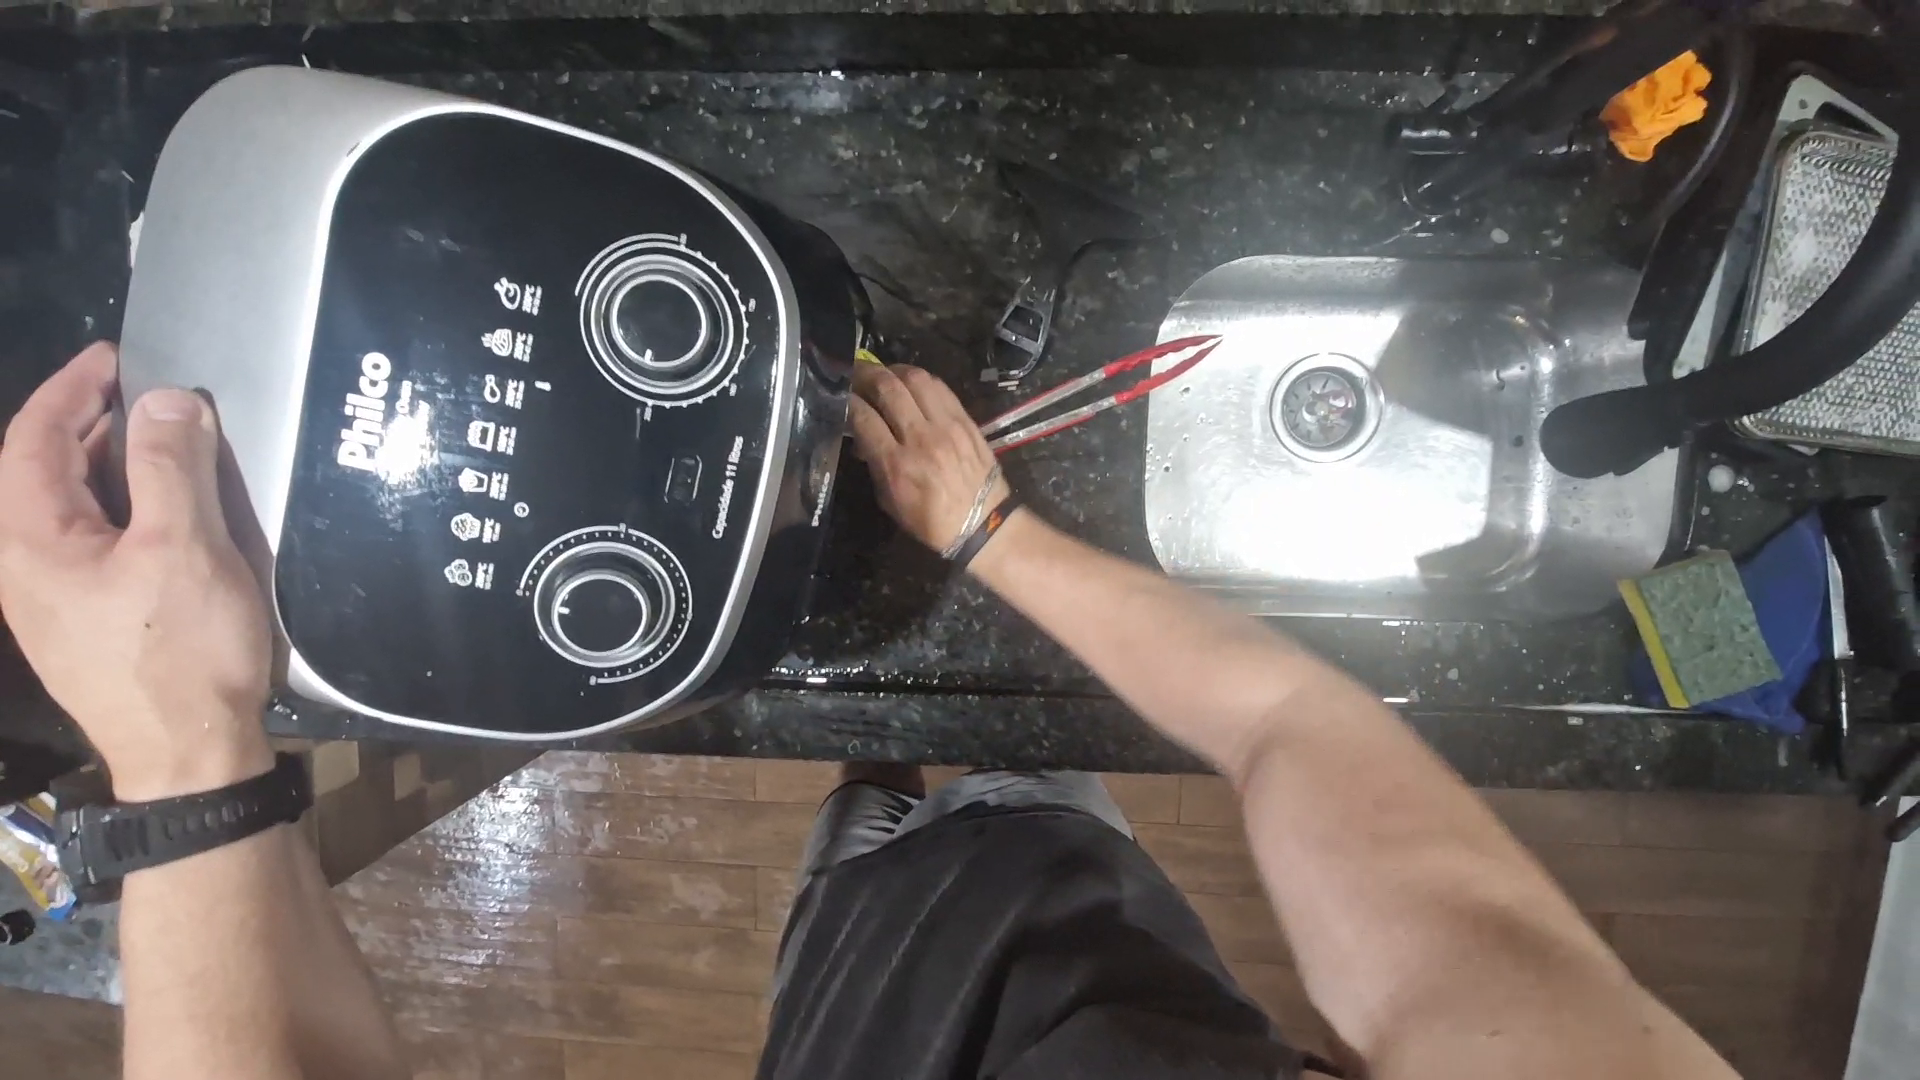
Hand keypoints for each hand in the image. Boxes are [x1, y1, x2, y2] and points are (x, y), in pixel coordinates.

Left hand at [0, 343, 273, 801]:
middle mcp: (24, 561)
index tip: (114, 358)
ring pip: (66, 507)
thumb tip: (166, 400)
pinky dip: (122, 505)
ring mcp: (51, 593)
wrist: (186, 743)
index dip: (71, 391)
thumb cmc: (182, 644)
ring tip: (160, 443)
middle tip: (146, 395)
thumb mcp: (185, 549)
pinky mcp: (88, 615)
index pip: (31, 441)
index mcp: (30, 538)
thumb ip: (171, 471)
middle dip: (84, 423)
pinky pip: (92, 538)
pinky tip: (163, 512)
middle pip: (38, 472)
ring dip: (105, 465)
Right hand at [848, 363, 1009, 553]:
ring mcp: (947, 426)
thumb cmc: (931, 521)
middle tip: (854, 373)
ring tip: (882, 375)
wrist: (983, 523)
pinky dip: (920, 379)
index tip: (838, 396)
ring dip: (893, 371)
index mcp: (898, 464)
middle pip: (887, 388)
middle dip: (864, 375)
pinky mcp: (966, 420)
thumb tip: (863, 439)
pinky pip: (940, 387)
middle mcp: (921, 438)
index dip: (846, 401)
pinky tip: (910, 384)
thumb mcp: (890, 501)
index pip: (864, 418)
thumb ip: (875, 465)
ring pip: (915, 378)